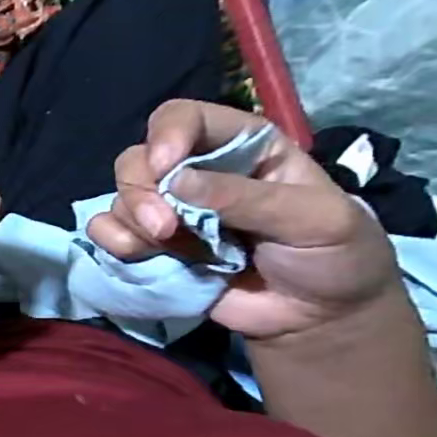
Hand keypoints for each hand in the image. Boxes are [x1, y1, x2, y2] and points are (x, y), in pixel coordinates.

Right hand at [86, 100, 400, 342]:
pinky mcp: (145, 243)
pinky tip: (144, 258)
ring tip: (173, 250)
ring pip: (118, 197)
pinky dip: (113, 243)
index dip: (167, 134)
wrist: (318, 319)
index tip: (165, 167)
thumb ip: (249, 198)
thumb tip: (176, 182)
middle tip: (164, 228)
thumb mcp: (317, 221)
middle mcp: (194, 172)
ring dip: (134, 225)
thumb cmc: (334, 258)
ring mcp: (165, 209)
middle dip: (140, 192)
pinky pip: (103, 230)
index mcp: (241, 149)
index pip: (185, 118)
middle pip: (136, 159)